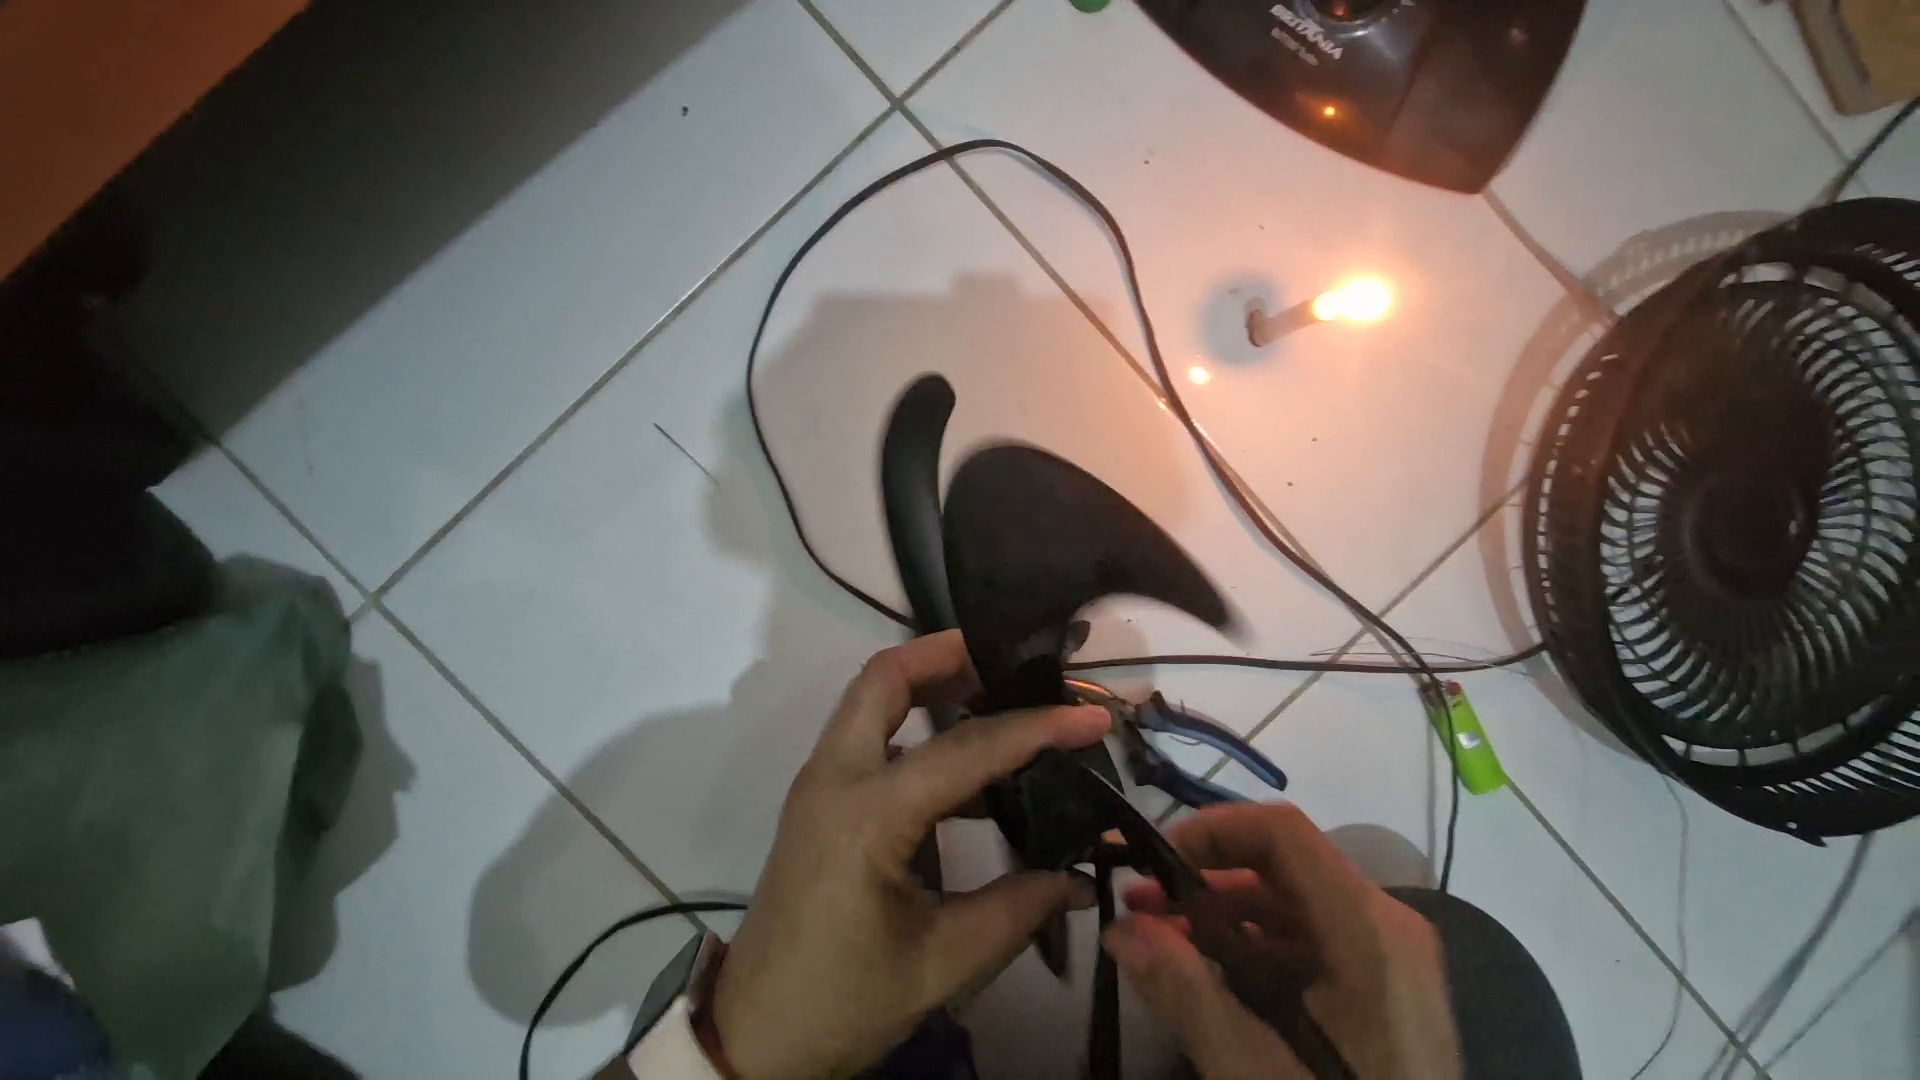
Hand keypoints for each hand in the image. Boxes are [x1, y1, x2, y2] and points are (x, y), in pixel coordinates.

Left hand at [711, 631, 1110, 1079]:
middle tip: (1013, 658)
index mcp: (866, 814)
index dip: (1035, 728)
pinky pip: (871, 736)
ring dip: (931, 682)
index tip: (1090, 713)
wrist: (757, 1035)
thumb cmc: (844, 1000)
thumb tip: (1081, 880)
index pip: (965, 748)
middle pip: (885, 677)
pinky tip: (971, 763)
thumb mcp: (940, 963)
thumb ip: (1017, 909)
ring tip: (1000, 693)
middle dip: (950, 654)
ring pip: (872, 699)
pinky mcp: (822, 800)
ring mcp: (821, 783)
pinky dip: (918, 725)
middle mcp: (835, 777)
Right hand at [1104, 803, 1460, 1079]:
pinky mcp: (1378, 989)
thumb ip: (1187, 995)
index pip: (1281, 831)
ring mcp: (1385, 957)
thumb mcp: (1259, 1074)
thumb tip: (1119, 930)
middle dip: (1199, 874)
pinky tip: (1204, 973)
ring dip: (1216, 910)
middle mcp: (1383, 925)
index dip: (1210, 830)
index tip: (1150, 861)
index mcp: (1367, 930)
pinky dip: (1248, 944)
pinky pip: (1304, 940)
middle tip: (1135, 902)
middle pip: (1279, 864)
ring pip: (1287, 901)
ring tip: (1157, 938)